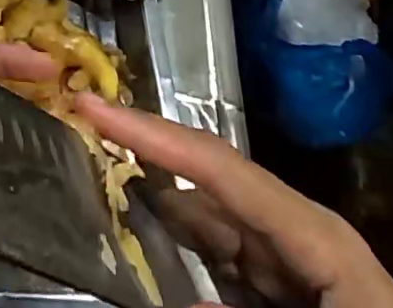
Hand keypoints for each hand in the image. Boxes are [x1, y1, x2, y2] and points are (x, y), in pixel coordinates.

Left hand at [0, 41, 59, 307]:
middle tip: (81, 96)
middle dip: (36, 92)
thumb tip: (19, 155)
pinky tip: (75, 187)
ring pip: (13, 146)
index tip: (46, 64)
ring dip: (46, 138)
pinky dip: (46, 189)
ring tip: (88, 135)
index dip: (4, 57)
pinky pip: (20, 197)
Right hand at [75, 92, 392, 307]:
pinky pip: (217, 258)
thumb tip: (185, 294)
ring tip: (95, 178)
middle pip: (202, 185)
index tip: (91, 104)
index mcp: (312, 232)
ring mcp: (286, 258)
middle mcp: (293, 230)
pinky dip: (178, 250)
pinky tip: (142, 247)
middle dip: (143, 157)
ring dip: (153, 209)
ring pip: (203, 224)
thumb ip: (239, 304)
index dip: (150, 132)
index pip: (216, 165)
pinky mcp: (278, 284)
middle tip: (80, 131)